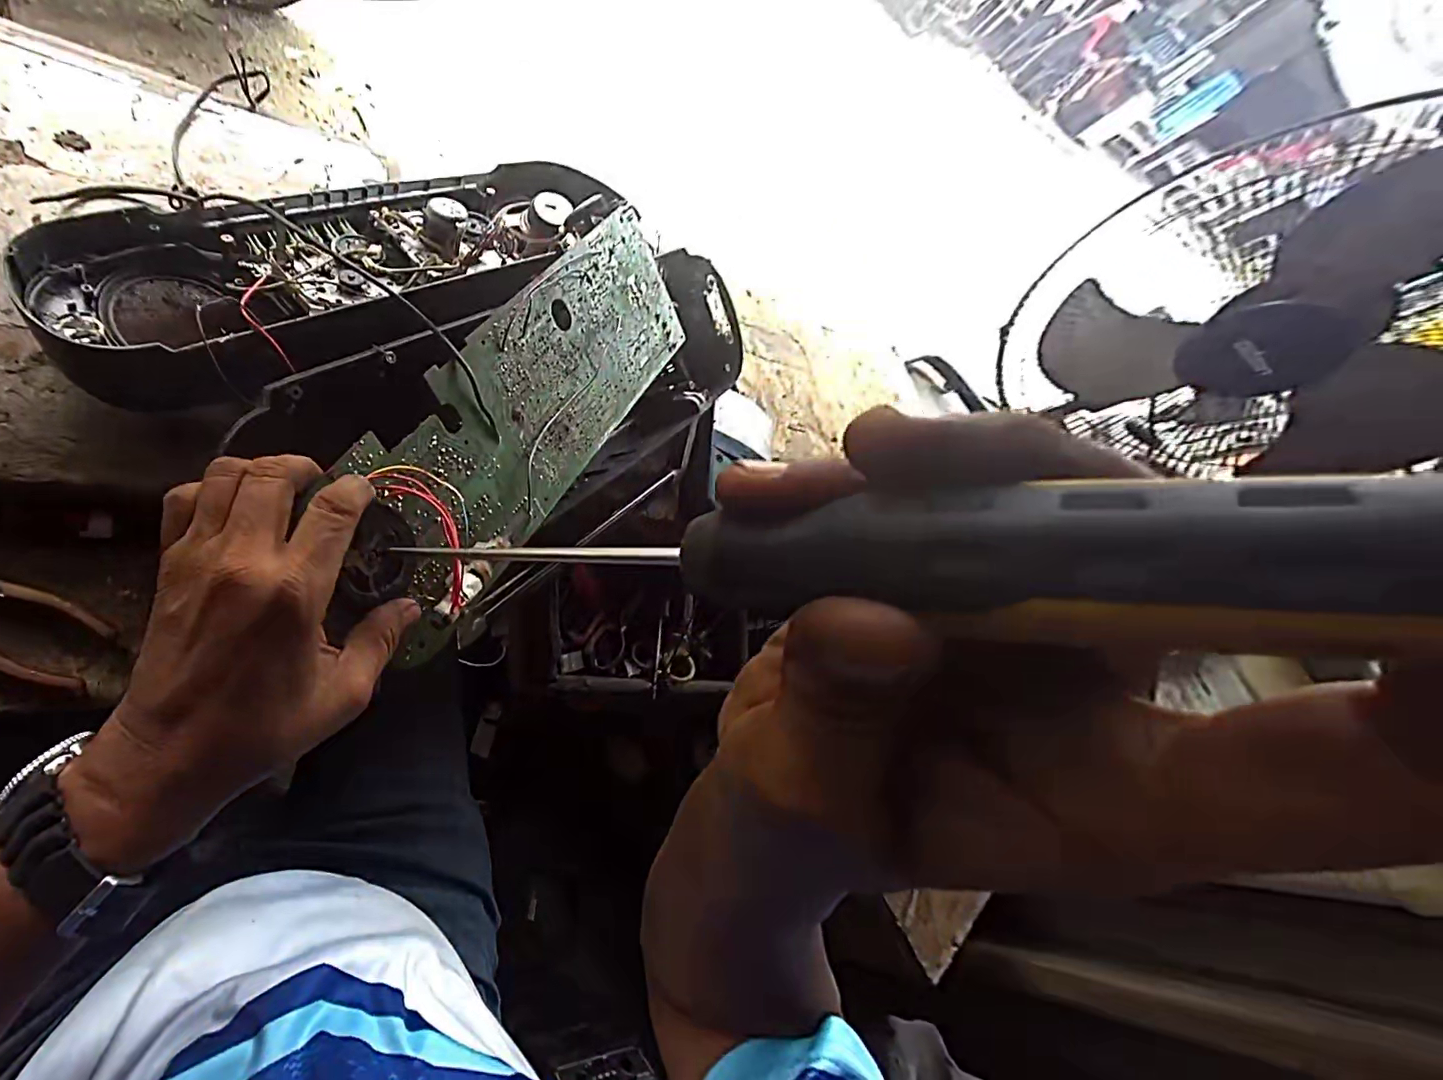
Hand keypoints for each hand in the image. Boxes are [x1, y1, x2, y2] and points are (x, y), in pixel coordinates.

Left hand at [58, 456, 419, 871]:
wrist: (170, 749)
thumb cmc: (261, 729)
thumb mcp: (340, 697)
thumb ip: (379, 642)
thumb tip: (410, 606)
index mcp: (294, 591)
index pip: (332, 510)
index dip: (356, 489)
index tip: (366, 492)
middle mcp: (245, 559)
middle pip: (274, 475)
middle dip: (306, 467)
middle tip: (322, 483)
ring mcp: (200, 555)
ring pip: (226, 474)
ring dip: (259, 469)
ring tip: (279, 486)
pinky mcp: (169, 562)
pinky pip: (184, 498)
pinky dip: (210, 487)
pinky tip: (231, 506)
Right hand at [715, 407, 1442, 892]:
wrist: (761, 795)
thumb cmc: (799, 830)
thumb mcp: (801, 803)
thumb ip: (833, 727)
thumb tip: (869, 620)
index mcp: (1118, 798)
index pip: (1358, 770)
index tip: (1429, 576)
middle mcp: (1099, 688)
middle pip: (1162, 551)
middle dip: (1055, 483)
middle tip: (898, 457)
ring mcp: (1019, 620)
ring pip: (1037, 495)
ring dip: (929, 467)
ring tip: (811, 479)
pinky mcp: (940, 577)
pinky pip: (924, 500)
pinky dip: (845, 486)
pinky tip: (767, 497)